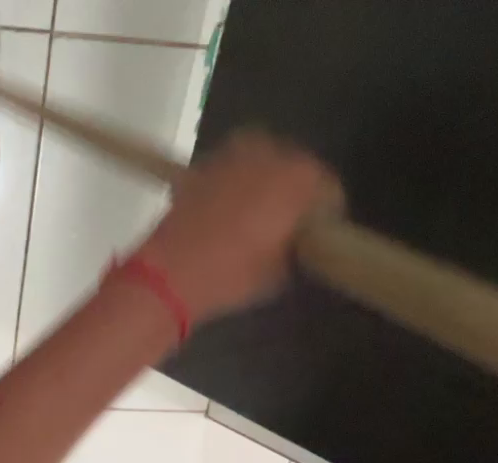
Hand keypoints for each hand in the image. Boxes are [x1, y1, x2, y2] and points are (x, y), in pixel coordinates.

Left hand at [135, 130, 342, 319]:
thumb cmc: (231, 274)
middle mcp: (273, 154)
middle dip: (291, 191)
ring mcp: (233, 155)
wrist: (169, 272)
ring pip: (261, 161)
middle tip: (282, 222)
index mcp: (302, 178)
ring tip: (252, 212)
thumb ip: (293, 249)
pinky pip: (228, 170)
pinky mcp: (201, 166)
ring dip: (261, 180)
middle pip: (294, 168)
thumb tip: (291, 244)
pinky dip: (231, 183)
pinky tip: (224, 208)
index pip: (328, 190)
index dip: (322, 214)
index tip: (314, 234)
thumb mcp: (278, 273)